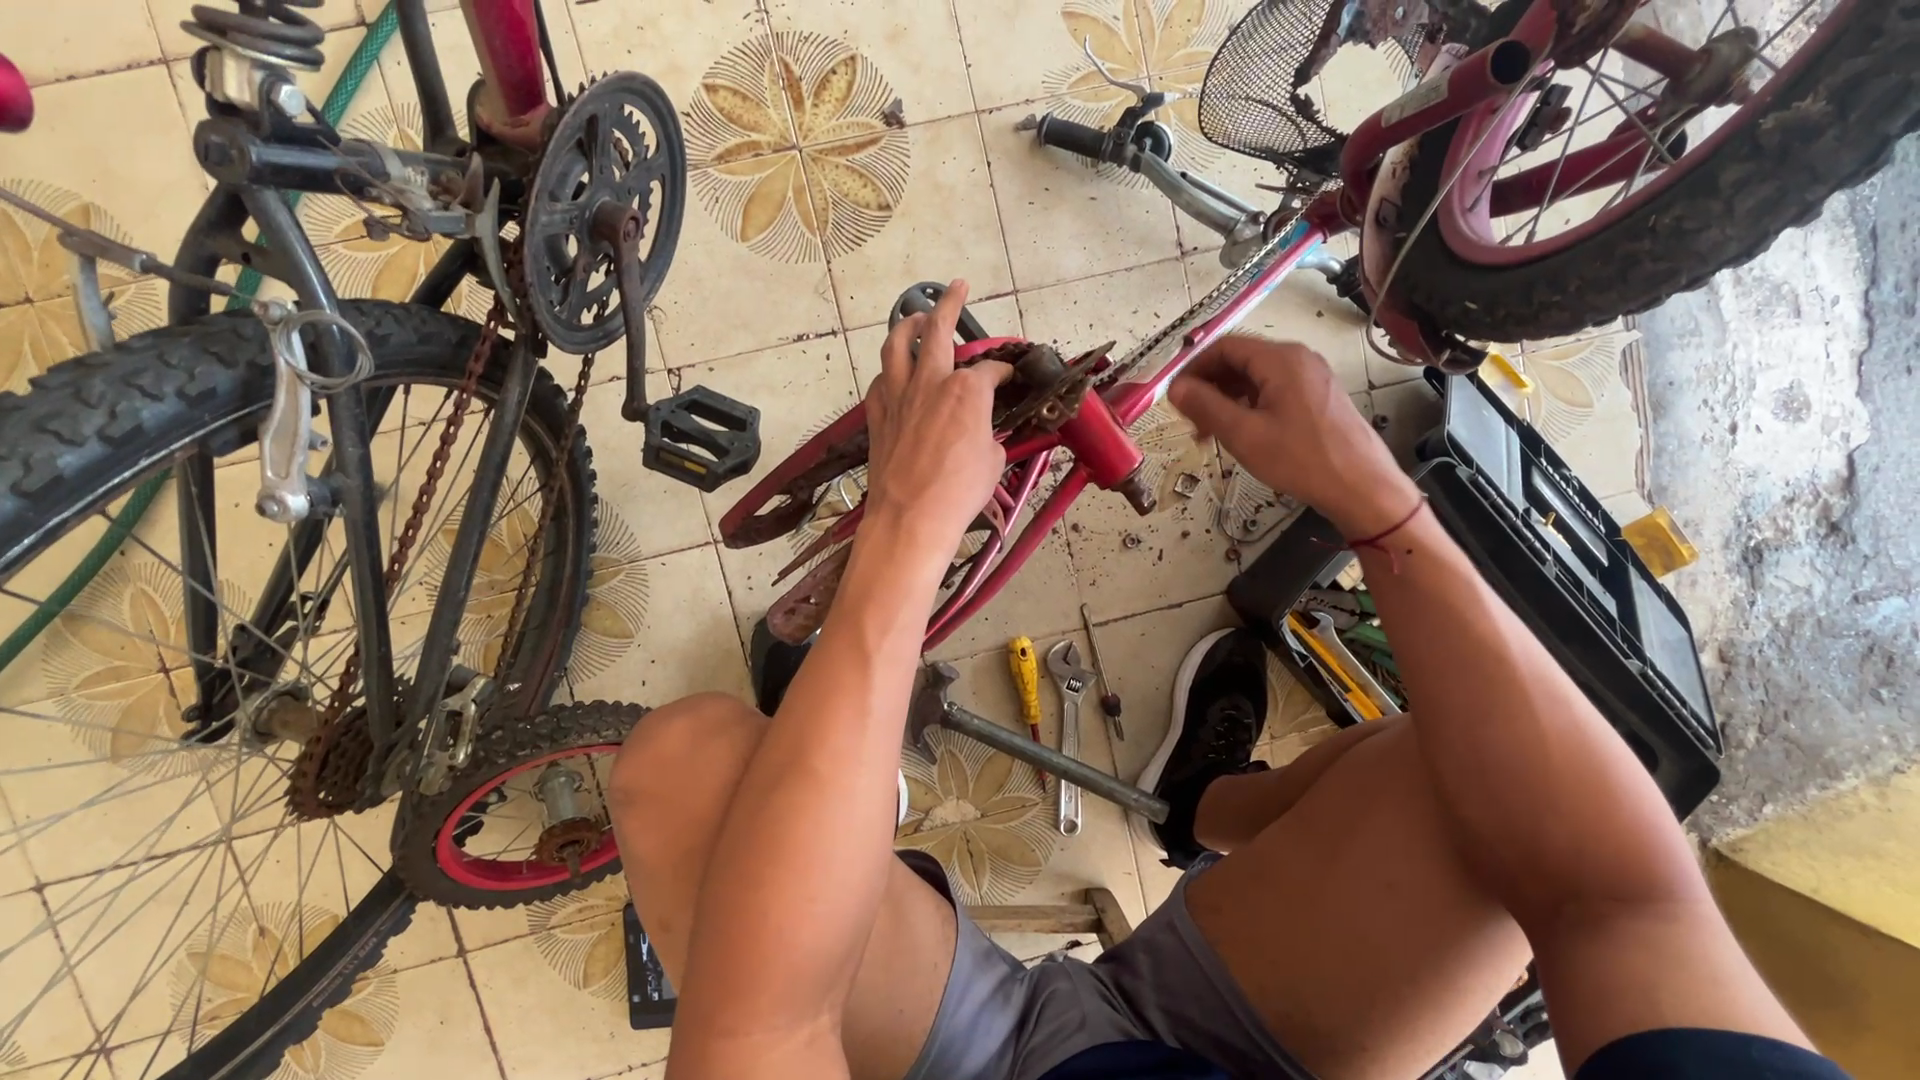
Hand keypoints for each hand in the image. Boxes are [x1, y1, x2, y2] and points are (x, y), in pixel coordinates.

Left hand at [863, 280, 1012, 550]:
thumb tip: (984, 432)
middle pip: (937, 330)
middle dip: (949, 303)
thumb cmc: (960, 492)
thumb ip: (988, 434)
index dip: (1004, 371)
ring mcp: (899, 396)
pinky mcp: (878, 415)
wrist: (911, 517)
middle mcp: (931, 381)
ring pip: (896, 345)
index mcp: (967, 390)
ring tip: (914, 316)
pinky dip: (889, 371)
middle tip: (956, 287)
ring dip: (906, 325)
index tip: (1010, 376)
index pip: (991, 370)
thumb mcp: (993, 461)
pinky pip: (881, 381)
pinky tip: (893, 373)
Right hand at [1169, 336, 1419, 537]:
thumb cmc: (1300, 459)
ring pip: (1256, 377)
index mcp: (1280, 359)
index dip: (1194, 368)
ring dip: (1227, 399)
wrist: (1360, 485)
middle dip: (1209, 386)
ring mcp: (1311, 376)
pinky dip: (1250, 405)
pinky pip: (1274, 390)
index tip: (1175, 396)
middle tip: (1191, 421)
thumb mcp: (1244, 434)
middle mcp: (1298, 358)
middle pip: (1240, 360)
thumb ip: (1206, 406)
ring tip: (1211, 433)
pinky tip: (1241, 433)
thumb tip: (1175, 388)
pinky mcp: (1318, 395)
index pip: (1224, 346)